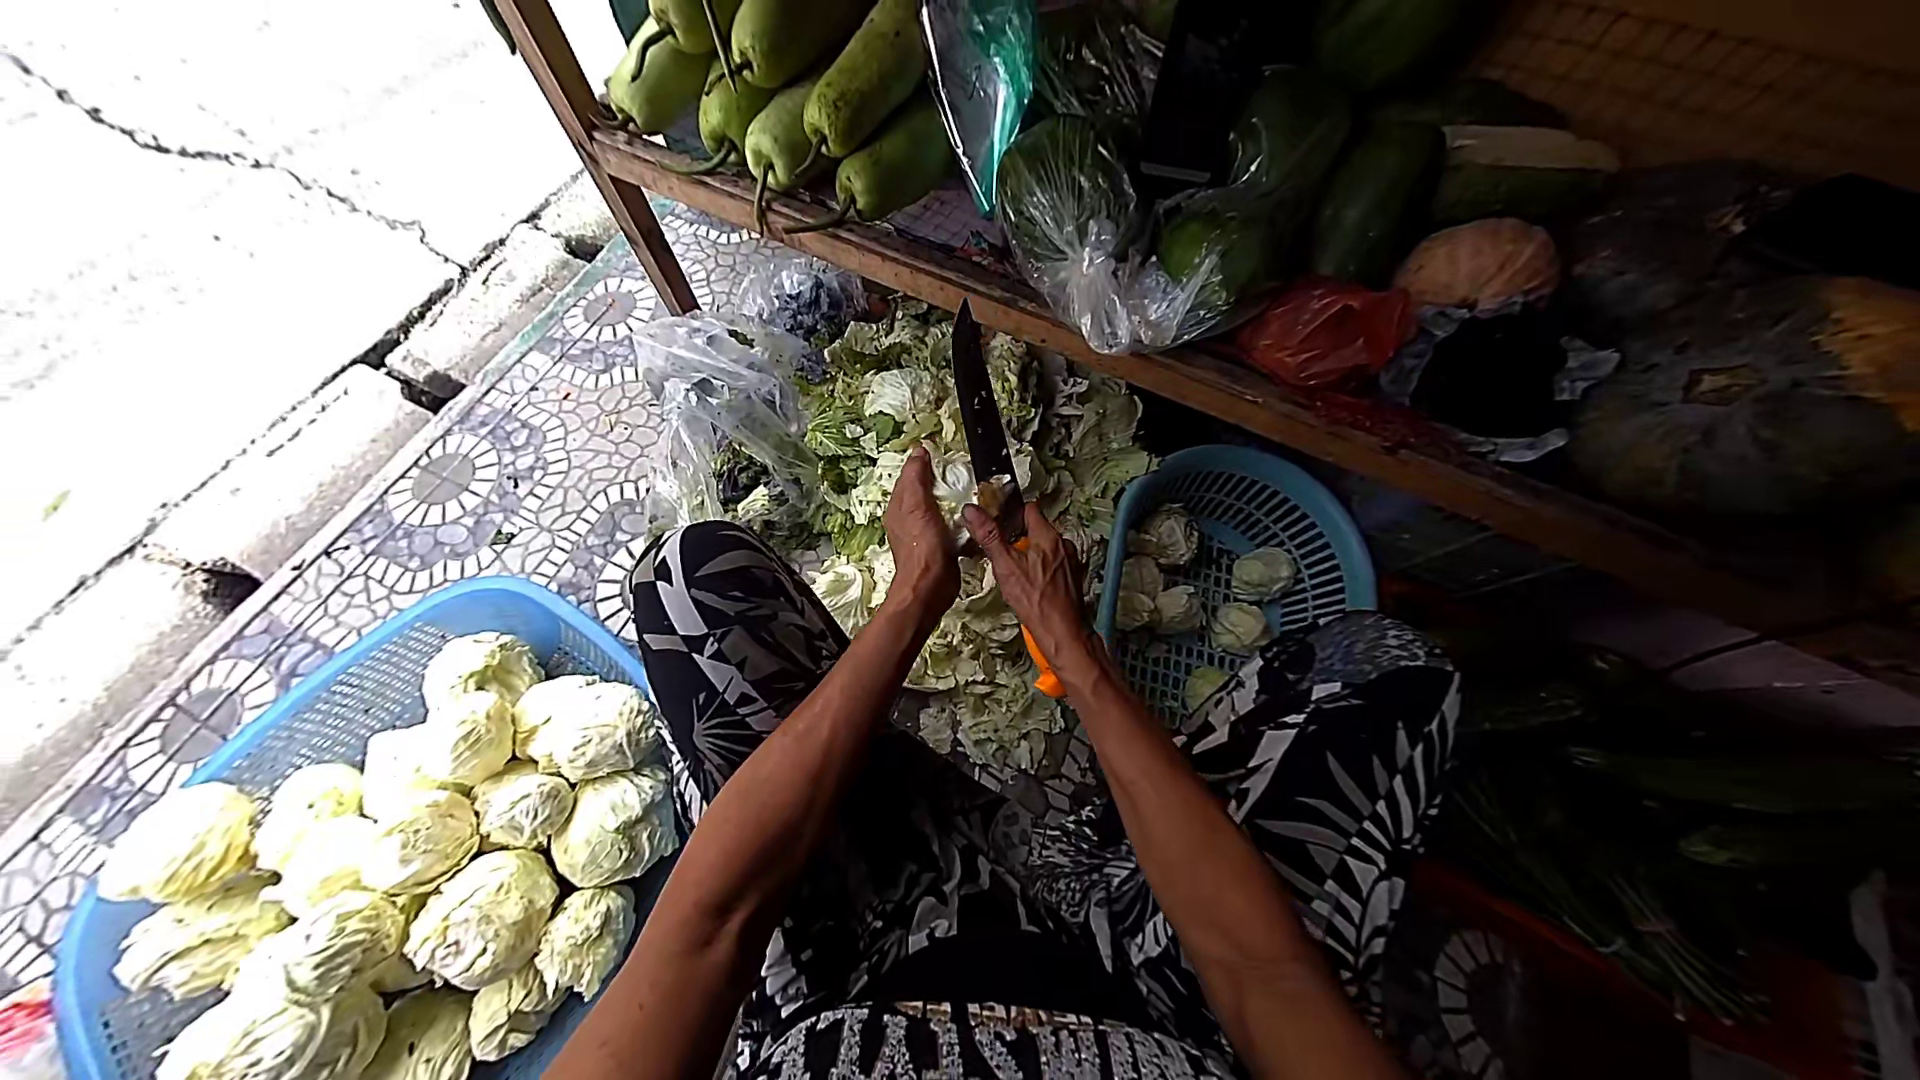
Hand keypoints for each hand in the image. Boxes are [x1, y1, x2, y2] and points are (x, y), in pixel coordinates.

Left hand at [880, 445, 959, 630]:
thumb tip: (918, 452)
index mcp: (899, 506)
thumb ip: (916, 477)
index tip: (943, 454)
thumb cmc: (922, 548)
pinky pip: (953, 526)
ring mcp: (926, 533)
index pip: (910, 475)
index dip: (924, 462)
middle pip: (926, 490)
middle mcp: (910, 518)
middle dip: (943, 480)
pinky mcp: (942, 545)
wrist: (931, 586)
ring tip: (971, 490)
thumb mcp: (916, 505)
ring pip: (941, 508)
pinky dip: (962, 520)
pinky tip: (972, 517)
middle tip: (961, 470)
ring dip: (955, 500)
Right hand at [960, 502, 1105, 686]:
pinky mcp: (1070, 578)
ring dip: (1029, 553)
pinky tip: (1027, 582)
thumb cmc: (1036, 601)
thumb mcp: (1005, 566)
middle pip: (1036, 528)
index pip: (1029, 509)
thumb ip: (989, 536)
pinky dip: (1039, 567)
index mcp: (1049, 536)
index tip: (998, 521)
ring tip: (1012, 568)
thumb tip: (972, 511)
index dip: (1011, 513)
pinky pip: (1051, 563)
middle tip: (1001, 549)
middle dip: (1018, 536)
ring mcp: (1069, 562)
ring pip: (1044, 547)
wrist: (1061, 632)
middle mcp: (1063, 545)